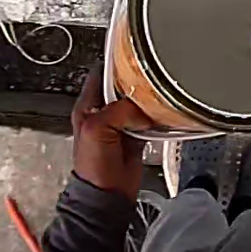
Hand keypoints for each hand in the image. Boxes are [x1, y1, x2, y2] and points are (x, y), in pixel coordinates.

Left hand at [70, 68, 153, 199]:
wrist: (108, 195)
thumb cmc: (93, 165)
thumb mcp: (98, 128)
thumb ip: (118, 110)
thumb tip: (140, 106)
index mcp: (88, 106)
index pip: (101, 74)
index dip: (115, 64)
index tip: (132, 56)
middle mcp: (104, 112)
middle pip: (123, 86)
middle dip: (136, 83)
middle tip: (151, 78)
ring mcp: (121, 123)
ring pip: (137, 102)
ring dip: (148, 101)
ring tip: (159, 95)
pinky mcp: (136, 135)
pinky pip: (148, 119)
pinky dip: (156, 117)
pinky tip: (162, 114)